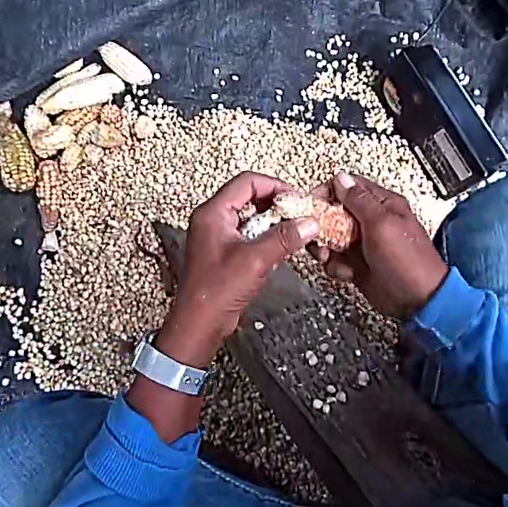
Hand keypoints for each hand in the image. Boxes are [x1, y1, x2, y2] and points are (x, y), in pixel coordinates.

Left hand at [156, 172, 319, 366]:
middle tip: (298, 214)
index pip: (247, 182)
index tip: (296, 199)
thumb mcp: (255, 260)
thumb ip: (284, 238)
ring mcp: (217, 236)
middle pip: (249, 197)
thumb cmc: (216, 292)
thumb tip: (308, 223)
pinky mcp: (225, 252)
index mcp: (212, 213)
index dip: (274, 186)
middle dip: (276, 204)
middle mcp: (212, 220)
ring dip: (273, 222)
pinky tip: (281, 249)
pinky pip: (249, 235)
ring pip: (251, 217)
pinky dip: (266, 237)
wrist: (199, 324)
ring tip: (293, 232)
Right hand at [312, 172, 448, 318]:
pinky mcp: (357, 264)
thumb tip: (341, 179)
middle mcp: (371, 221)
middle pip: (334, 212)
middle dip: (322, 223)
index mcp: (382, 205)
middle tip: (318, 234)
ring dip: (325, 247)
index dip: (329, 192)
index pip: (350, 186)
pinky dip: (335, 266)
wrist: (417, 301)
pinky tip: (346, 273)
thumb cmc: (408, 261)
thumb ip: (359, 200)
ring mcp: (363, 243)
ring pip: (330, 237)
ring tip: (328, 256)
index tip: (314, 203)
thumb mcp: (382, 224)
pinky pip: (335, 259)